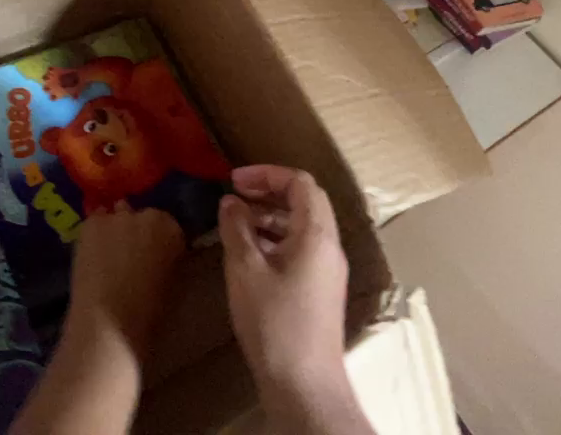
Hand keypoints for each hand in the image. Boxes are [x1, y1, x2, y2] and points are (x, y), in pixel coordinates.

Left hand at [12, 207, 184, 434]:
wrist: (109, 324)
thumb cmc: (148, 315)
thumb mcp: (174, 285)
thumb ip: (171, 260)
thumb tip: (164, 255)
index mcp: (173, 231)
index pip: (169, 225)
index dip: (159, 241)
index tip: (154, 256)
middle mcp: (148, 215)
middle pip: (143, 216)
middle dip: (138, 231)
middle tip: (131, 256)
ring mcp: (118, 216)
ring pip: (117, 215)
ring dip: (116, 229)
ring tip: (108, 256)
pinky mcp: (92, 223)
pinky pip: (95, 222)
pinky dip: (95, 234)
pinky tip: (92, 255)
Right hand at [220, 165, 371, 433]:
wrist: (304, 386)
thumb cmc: (274, 321)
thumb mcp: (245, 269)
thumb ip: (236, 228)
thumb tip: (231, 201)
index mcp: (317, 233)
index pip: (300, 182)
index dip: (267, 174)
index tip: (234, 181)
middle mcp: (329, 246)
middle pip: (305, 201)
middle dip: (268, 192)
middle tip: (235, 196)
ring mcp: (328, 270)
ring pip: (302, 226)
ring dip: (270, 217)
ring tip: (236, 224)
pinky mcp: (321, 291)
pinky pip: (301, 248)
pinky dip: (276, 239)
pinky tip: (249, 255)